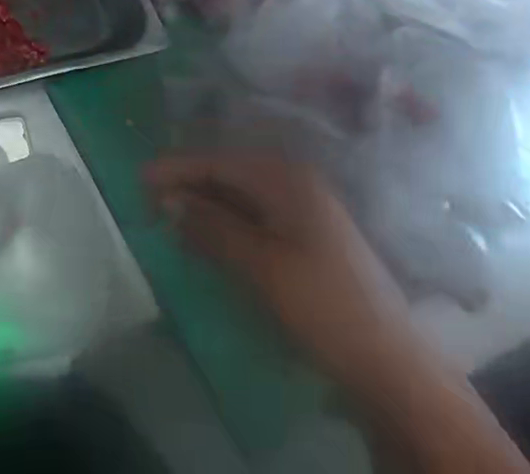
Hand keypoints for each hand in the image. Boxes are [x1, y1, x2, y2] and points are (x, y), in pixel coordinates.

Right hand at [142, 152, 420, 394]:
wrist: (391, 366)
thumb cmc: (322, 305)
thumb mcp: (259, 264)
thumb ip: (211, 226)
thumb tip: (168, 199)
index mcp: (286, 179)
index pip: (216, 162)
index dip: (175, 169)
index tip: (138, 180)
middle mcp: (295, 184)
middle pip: (227, 175)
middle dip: (187, 186)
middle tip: (148, 204)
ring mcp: (303, 212)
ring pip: (239, 198)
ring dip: (204, 207)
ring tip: (168, 221)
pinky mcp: (306, 239)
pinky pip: (253, 219)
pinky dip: (225, 225)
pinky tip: (205, 240)